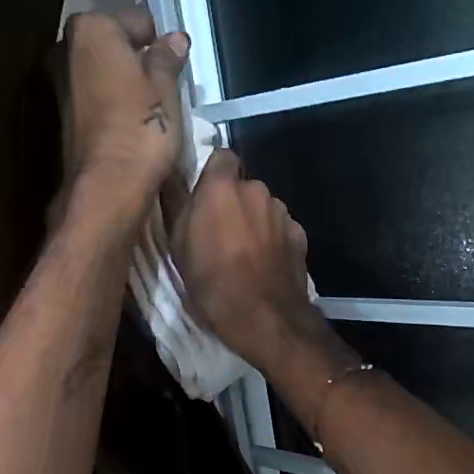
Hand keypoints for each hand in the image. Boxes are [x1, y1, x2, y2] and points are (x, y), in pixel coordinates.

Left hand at [64, 8, 189, 214]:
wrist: (107, 186)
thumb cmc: (142, 130)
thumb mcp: (166, 91)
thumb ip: (167, 60)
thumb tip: (174, 39)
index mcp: (93, 29)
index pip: (138, 20)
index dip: (159, 42)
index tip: (174, 68)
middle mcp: (66, 46)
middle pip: (115, 44)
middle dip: (137, 60)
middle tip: (164, 90)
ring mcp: (59, 81)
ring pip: (104, 71)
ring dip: (125, 83)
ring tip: (150, 111)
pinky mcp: (62, 113)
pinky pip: (96, 96)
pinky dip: (113, 104)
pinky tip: (131, 126)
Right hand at [174, 151, 338, 376]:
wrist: (264, 316)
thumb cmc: (211, 281)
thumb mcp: (178, 246)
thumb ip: (178, 205)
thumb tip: (174, 180)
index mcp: (222, 188)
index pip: (222, 157)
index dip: (214, 174)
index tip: (206, 195)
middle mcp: (257, 190)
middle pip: (244, 187)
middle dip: (234, 203)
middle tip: (222, 233)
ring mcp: (283, 213)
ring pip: (264, 208)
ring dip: (256, 222)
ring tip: (245, 254)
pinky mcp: (300, 235)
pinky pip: (281, 229)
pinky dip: (274, 240)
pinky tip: (266, 264)